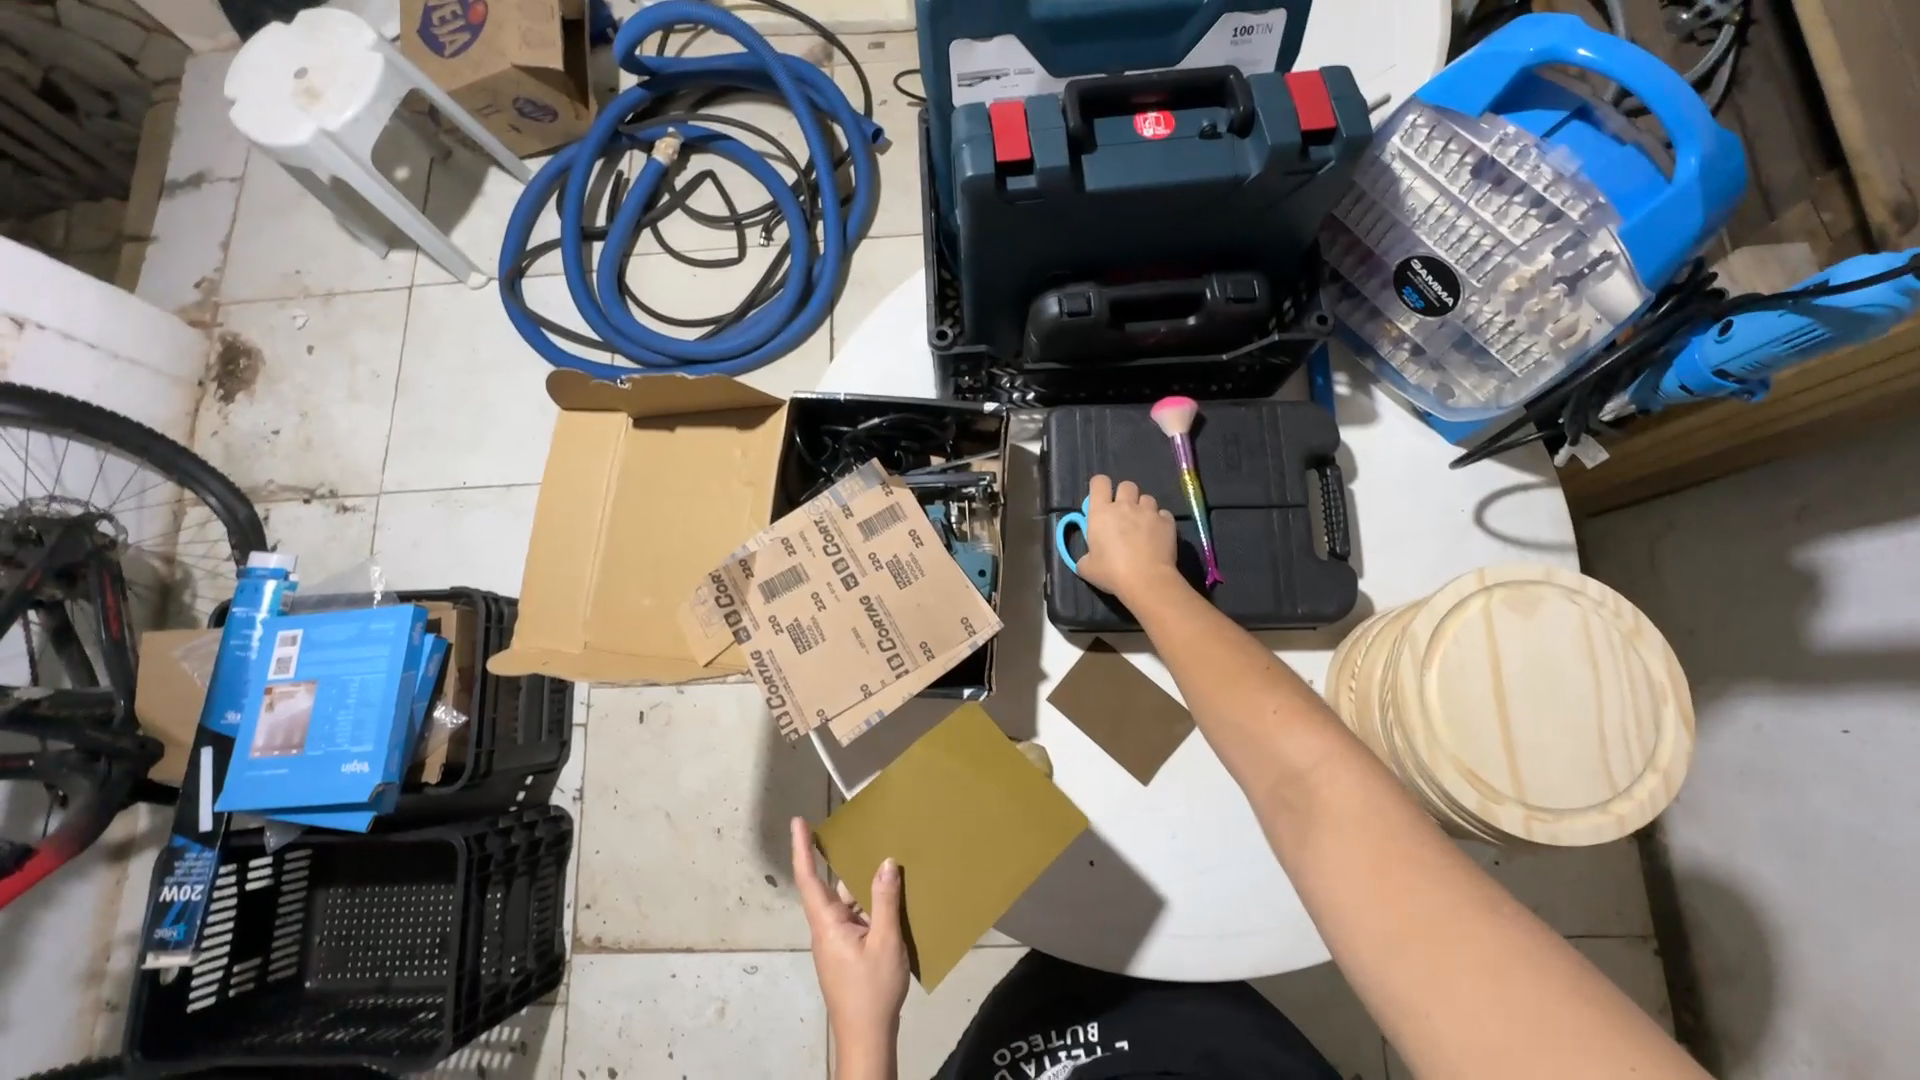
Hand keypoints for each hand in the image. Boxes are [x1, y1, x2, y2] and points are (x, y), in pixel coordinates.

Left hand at [791, 817, 907, 1073]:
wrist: (868, 1038)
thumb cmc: (872, 990)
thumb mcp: (886, 942)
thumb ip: (885, 901)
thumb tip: (885, 862)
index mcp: (827, 924)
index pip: (808, 878)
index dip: (802, 848)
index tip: (798, 822)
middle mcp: (827, 929)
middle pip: (833, 888)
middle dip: (844, 862)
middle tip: (859, 832)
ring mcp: (837, 943)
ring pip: (848, 904)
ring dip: (864, 886)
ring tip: (886, 860)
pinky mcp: (848, 953)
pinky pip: (857, 919)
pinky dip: (872, 905)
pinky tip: (892, 898)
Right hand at [1076, 475, 1179, 602]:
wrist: (1146, 580)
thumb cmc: (1111, 573)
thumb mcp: (1087, 568)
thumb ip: (1085, 557)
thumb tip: (1087, 558)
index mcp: (1101, 512)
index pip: (1099, 482)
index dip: (1100, 486)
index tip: (1100, 498)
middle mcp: (1125, 506)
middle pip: (1126, 485)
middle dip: (1124, 495)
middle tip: (1123, 513)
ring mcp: (1148, 512)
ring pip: (1147, 498)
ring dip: (1143, 508)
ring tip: (1143, 525)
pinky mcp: (1167, 521)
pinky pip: (1163, 514)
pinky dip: (1160, 521)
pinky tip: (1158, 535)